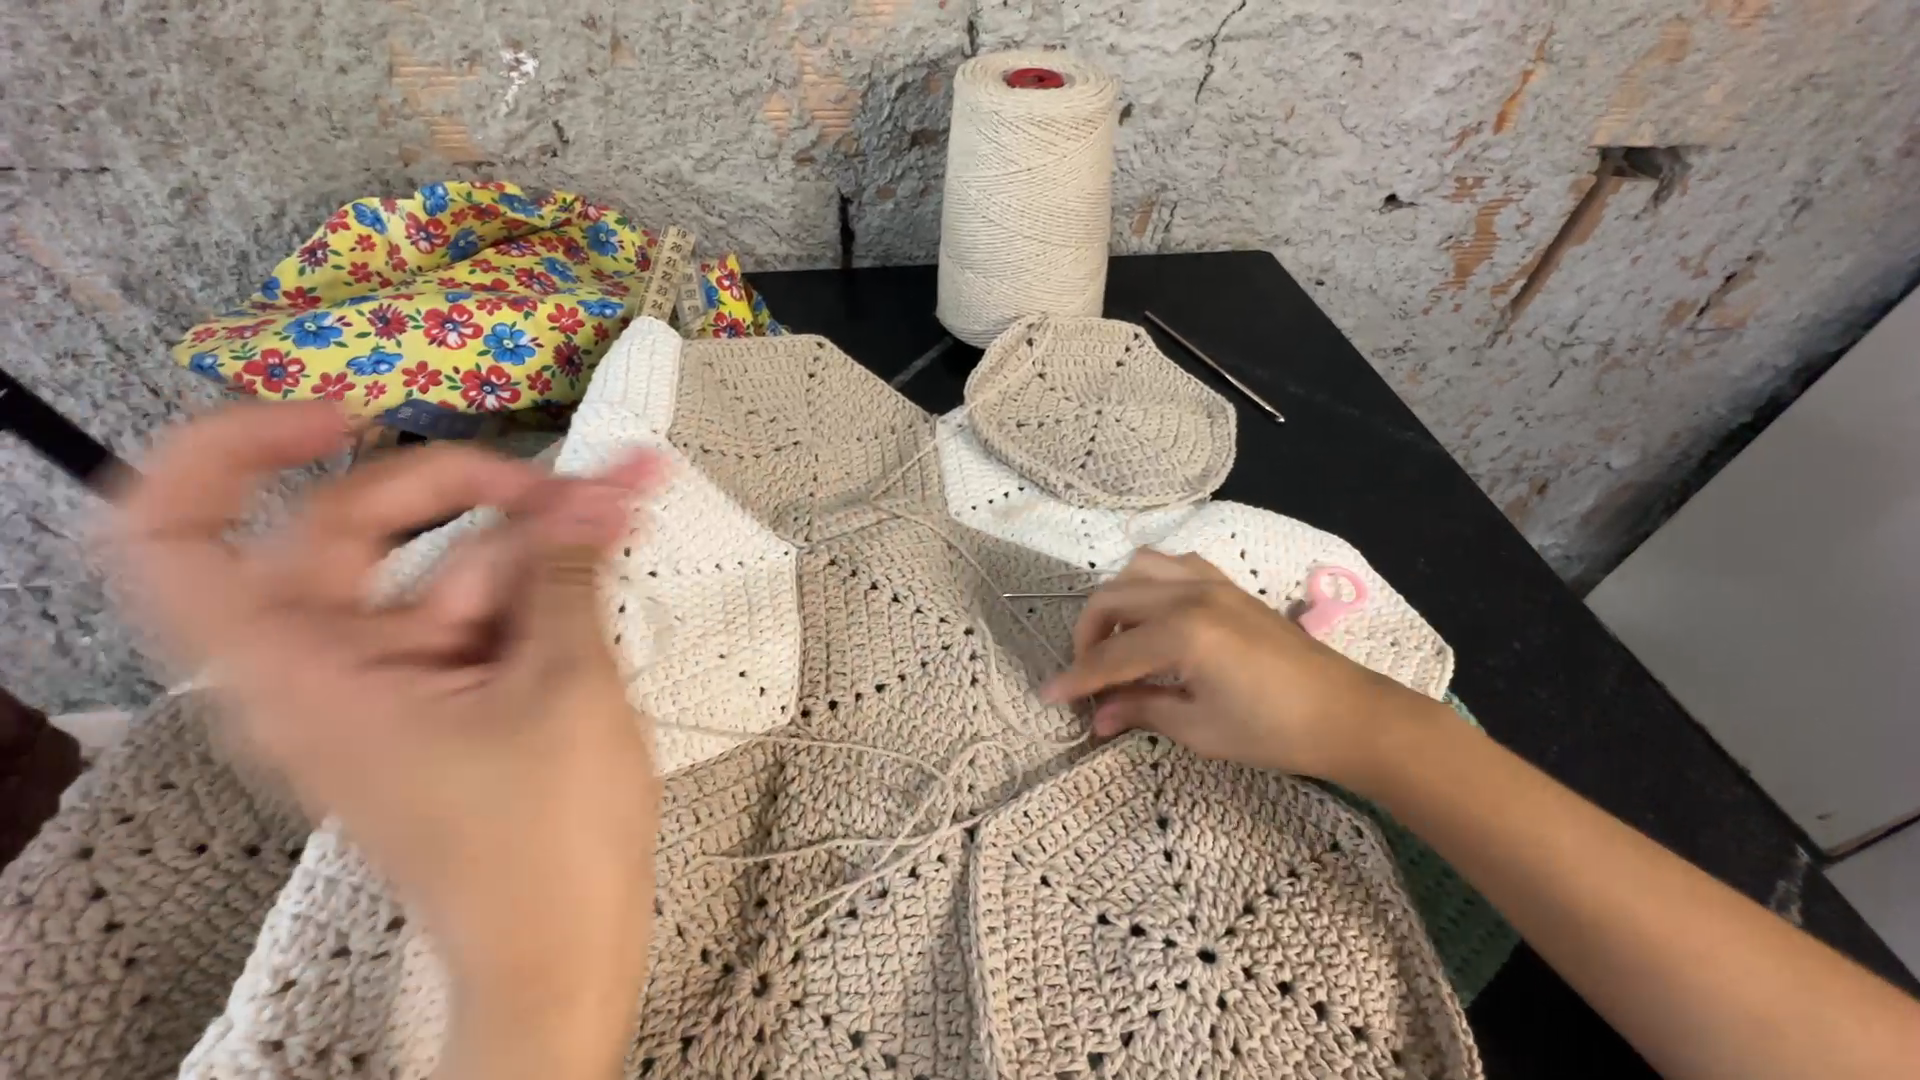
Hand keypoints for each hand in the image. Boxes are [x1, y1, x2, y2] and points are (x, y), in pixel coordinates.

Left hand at [109, 403, 666, 1075]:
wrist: (567, 945)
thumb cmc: (544, 840)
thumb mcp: (564, 683)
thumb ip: (569, 566)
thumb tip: (608, 478)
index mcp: (304, 673)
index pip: (175, 538)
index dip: (230, 452)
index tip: (346, 418)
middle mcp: (330, 666)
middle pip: (349, 528)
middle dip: (464, 489)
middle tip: (565, 486)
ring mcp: (395, 679)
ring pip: (440, 565)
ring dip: (531, 535)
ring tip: (621, 511)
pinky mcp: (450, 693)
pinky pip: (484, 606)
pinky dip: (544, 576)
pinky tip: (607, 555)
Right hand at [1038, 549, 1444, 783]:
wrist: (1346, 713)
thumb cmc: (1274, 730)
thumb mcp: (1200, 729)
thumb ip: (1141, 710)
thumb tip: (1097, 717)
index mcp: (1183, 634)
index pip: (1109, 656)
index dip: (1075, 680)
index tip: (1048, 697)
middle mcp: (1189, 595)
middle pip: (1111, 600)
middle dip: (1086, 638)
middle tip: (1088, 679)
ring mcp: (1210, 582)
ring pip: (1136, 570)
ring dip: (1114, 603)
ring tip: (1118, 643)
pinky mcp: (1227, 584)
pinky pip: (1171, 565)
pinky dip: (1147, 584)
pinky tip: (1153, 617)